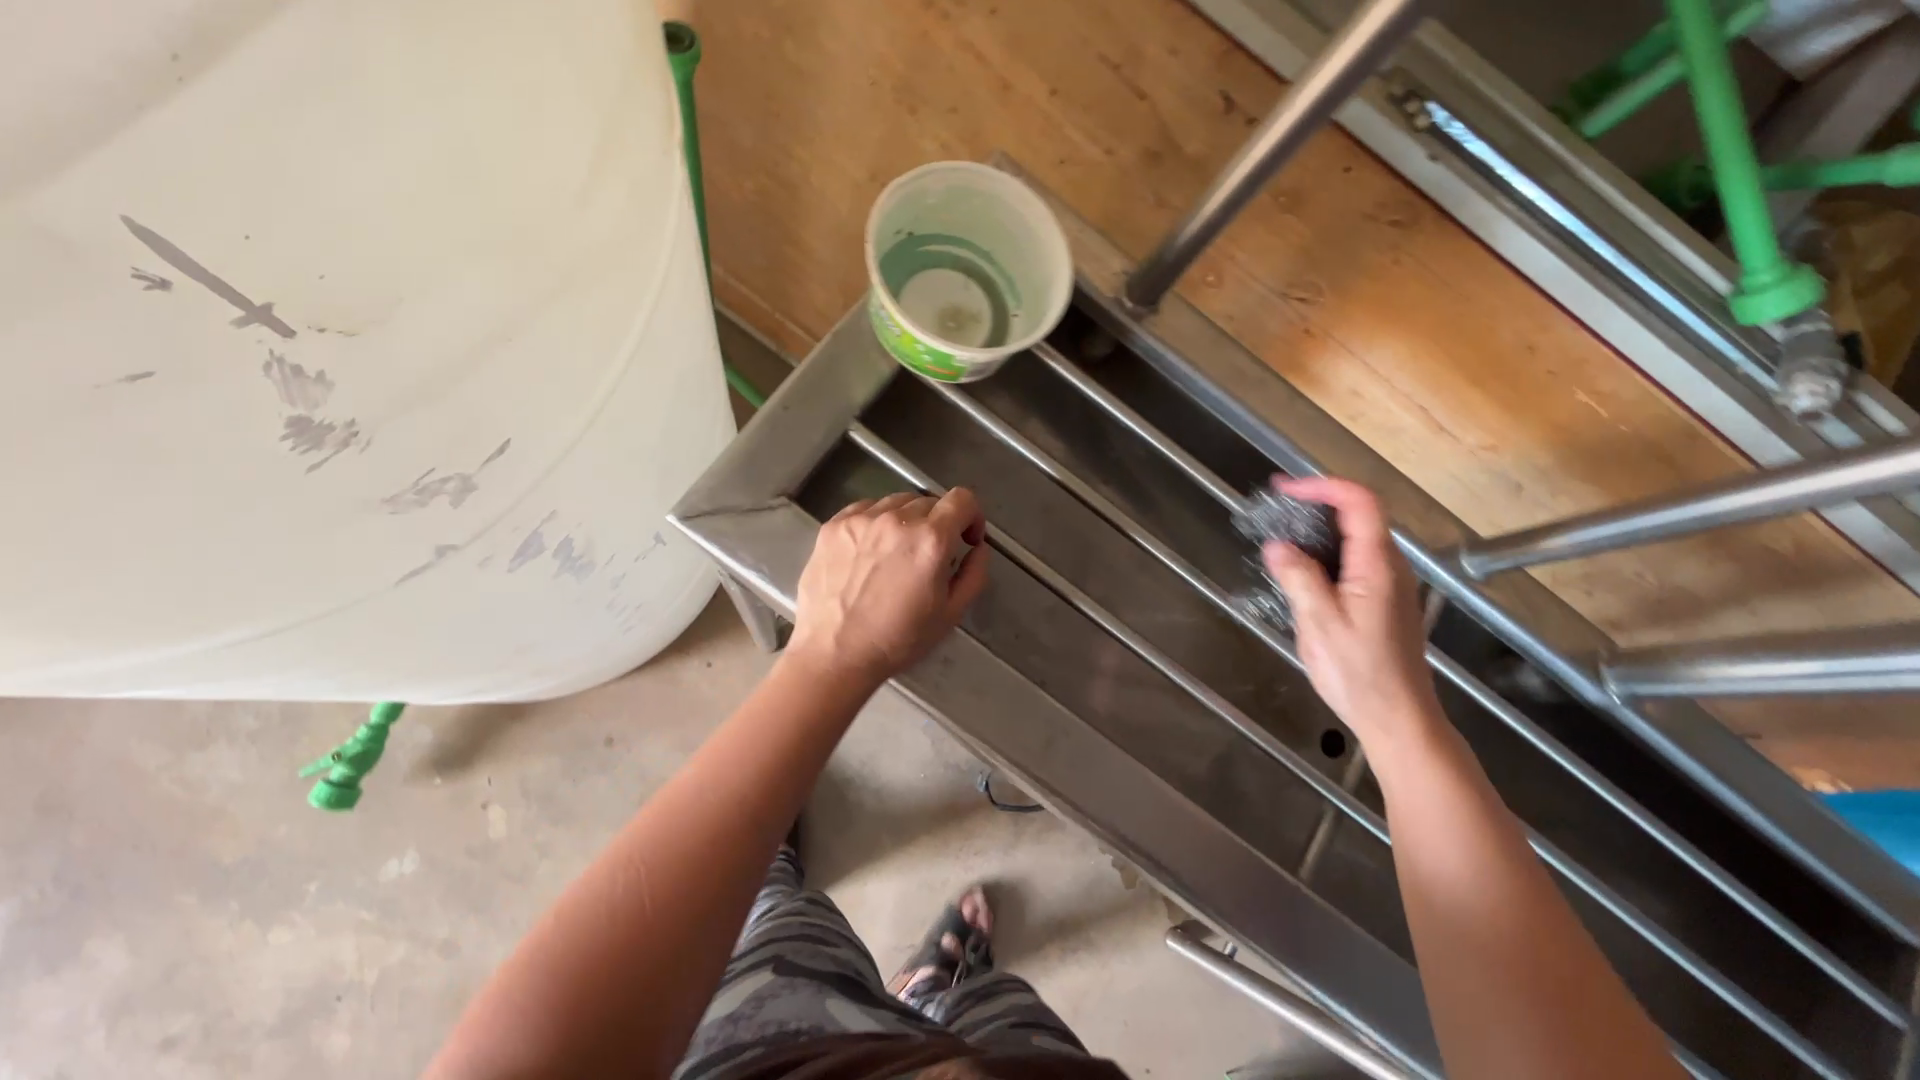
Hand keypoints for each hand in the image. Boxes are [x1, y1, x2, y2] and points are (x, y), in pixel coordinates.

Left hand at [787, 489, 988, 686]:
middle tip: (928, 557)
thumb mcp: (951, 614)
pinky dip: (875, 523)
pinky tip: (870, 552)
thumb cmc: (897, 640)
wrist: (834, 654)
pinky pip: (864, 510)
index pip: (962, 499)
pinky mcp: (833, 526)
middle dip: (938, 524)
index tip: (965, 538)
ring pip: (896, 503)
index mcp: (931, 540)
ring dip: (906, 521)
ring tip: (896, 555)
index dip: (971, 516)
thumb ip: (974, 573)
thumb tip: (977, 547)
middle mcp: (896, 520)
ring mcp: (860, 520)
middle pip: (929, 502)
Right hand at [1260, 477, 1442, 748]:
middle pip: (1360, 515)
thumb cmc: (1359, 673)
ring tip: (1280, 536)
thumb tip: (1277, 546)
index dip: (1323, 486)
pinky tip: (1300, 571)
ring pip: (1357, 539)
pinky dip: (1326, 553)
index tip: (1285, 490)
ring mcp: (1389, 585)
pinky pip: (1355, 562)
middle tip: (1275, 507)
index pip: (1360, 503)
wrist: (1398, 717)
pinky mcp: (1382, 602)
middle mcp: (1389, 567)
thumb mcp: (1319, 624)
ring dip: (1319, 529)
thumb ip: (1298, 578)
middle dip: (1317, 503)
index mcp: (1377, 566)